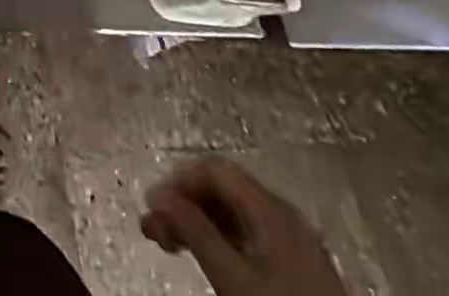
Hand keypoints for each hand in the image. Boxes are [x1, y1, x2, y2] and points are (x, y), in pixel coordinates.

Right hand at [140, 157, 347, 295]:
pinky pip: (247, 235)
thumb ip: (196, 232)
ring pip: (233, 213)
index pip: (215, 169)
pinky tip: (203, 257)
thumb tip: (160, 195)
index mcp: (270, 209)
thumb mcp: (232, 278)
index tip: (153, 205)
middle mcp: (282, 214)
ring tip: (167, 244)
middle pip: (223, 188)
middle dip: (184, 202)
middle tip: (153, 228)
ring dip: (197, 221)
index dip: (179, 179)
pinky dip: (218, 239)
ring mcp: (291, 240)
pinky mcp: (295, 265)